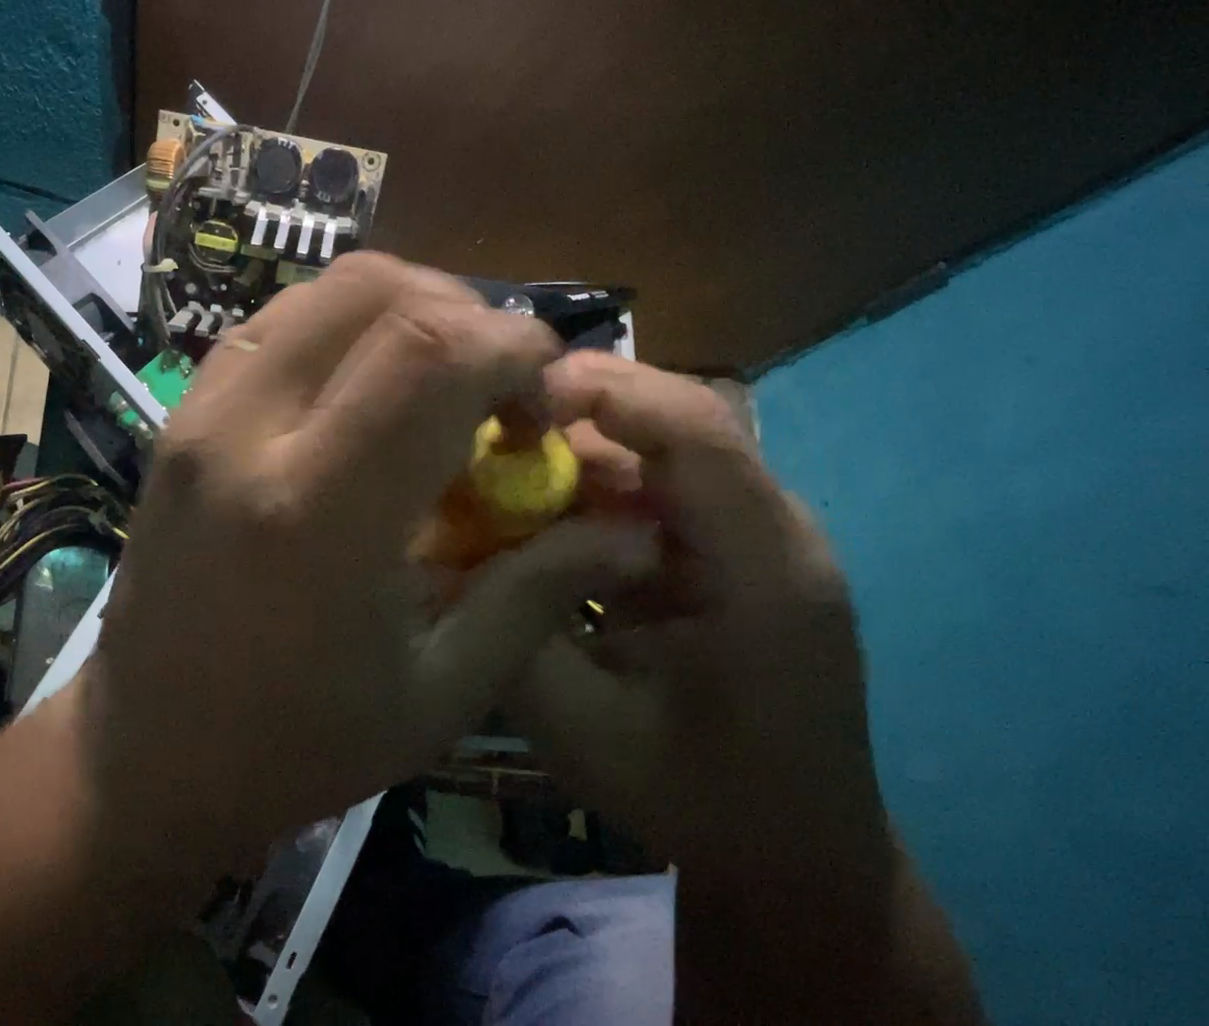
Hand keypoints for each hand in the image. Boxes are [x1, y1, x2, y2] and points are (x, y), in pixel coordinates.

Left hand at [80, 254, 657, 858]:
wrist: (149, 752)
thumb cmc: (298, 745)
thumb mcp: (440, 691)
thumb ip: (537, 590)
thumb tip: (629, 525)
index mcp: (321, 511)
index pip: (436, 350)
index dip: (518, 349)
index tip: (543, 408)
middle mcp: (249, 436)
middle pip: (377, 289)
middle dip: (466, 317)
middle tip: (494, 395)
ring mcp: (198, 419)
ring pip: (318, 292)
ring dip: (401, 312)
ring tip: (435, 388)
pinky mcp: (175, 423)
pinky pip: (269, 328)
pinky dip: (336, 330)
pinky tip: (361, 394)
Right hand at [512, 352, 888, 876]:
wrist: (793, 856)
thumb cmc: (697, 802)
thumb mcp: (583, 731)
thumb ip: (518, 630)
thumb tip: (452, 550)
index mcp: (762, 572)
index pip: (699, 434)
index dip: (607, 392)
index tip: (510, 390)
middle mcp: (770, 536)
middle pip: (679, 429)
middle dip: (576, 418)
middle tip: (479, 434)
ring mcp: (752, 545)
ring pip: (658, 459)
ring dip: (575, 459)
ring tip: (492, 480)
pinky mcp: (724, 561)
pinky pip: (652, 500)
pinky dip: (588, 498)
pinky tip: (533, 525)